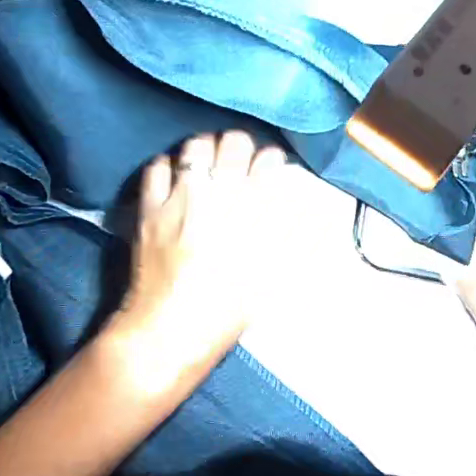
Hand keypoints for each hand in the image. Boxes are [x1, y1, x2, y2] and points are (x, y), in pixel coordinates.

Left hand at [97, 130, 288, 402]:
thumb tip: (326, 209)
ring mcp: (179, 201)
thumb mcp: (275, 281)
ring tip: (207, 163)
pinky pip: (157, 167)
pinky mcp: (149, 209)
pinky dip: (168, 166)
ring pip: (195, 147)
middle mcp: (217, 198)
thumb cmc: (225, 312)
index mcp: (252, 215)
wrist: (168, 333)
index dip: (272, 159)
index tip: (270, 167)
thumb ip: (303, 242)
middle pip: (234, 143)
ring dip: (206, 149)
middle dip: (241, 146)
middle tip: (238, 161)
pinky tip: (174, 178)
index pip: (269, 162)